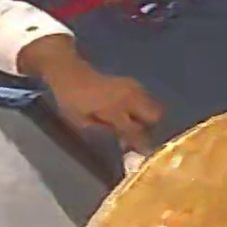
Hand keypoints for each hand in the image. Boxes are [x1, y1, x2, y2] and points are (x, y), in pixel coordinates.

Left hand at [47, 66, 162, 152]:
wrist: (71, 74)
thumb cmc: (71, 100)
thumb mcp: (81, 121)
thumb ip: (106, 131)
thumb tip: (125, 144)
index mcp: (114, 109)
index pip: (135, 129)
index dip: (141, 142)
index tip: (144, 152)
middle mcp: (130, 99)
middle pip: (155, 116)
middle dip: (150, 126)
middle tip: (139, 133)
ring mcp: (136, 89)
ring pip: (155, 107)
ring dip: (148, 117)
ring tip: (134, 123)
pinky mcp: (136, 84)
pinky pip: (148, 99)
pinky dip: (144, 108)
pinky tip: (130, 111)